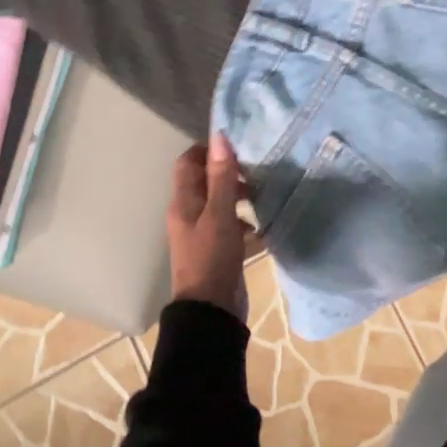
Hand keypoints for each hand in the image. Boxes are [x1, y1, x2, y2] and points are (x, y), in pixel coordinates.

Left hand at [167, 134, 249, 318]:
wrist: (211, 310)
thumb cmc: (212, 257)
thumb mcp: (220, 214)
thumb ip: (222, 176)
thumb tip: (219, 136)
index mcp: (183, 202)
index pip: (188, 162)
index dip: (208, 149)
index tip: (237, 146)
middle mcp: (189, 213)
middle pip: (205, 181)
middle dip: (228, 171)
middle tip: (256, 167)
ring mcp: (203, 232)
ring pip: (220, 202)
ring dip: (238, 193)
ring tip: (263, 190)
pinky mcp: (218, 248)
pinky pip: (230, 223)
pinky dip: (243, 218)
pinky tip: (262, 222)